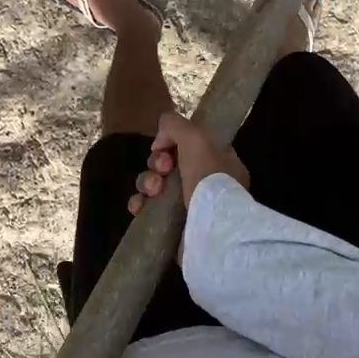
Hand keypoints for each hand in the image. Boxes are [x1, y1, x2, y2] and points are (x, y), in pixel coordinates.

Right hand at [127, 112, 249, 216]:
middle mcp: (206, 183)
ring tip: (152, 190)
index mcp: (219, 161)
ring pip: (156, 184)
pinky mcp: (174, 226)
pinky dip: (141, 204)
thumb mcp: (196, 137)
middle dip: (157, 163)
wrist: (213, 232)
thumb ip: (175, 124)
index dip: (171, 141)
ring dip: (147, 182)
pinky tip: (139, 206)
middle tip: (162, 169)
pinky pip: (150, 209)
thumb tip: (160, 137)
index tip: (163, 146)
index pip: (189, 143)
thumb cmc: (209, 178)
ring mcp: (190, 206)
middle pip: (168, 163)